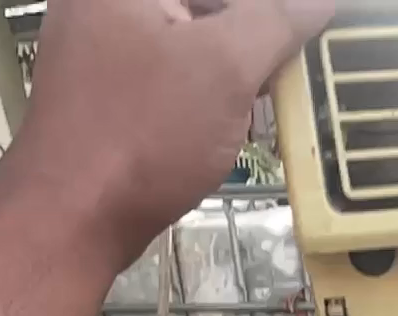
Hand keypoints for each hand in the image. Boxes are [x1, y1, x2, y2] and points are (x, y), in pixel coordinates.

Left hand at [2, 0, 331, 268]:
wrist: (76, 212)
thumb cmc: (148, 132)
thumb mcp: (224, 69)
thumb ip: (274, 22)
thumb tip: (320, 1)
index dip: (269, 14)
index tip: (301, 37)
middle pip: (204, 8)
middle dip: (253, 40)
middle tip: (284, 77)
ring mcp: (99, 39)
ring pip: (190, 39)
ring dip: (234, 71)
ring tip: (262, 107)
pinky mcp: (105, 86)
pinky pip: (170, 71)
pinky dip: (207, 93)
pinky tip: (226, 126)